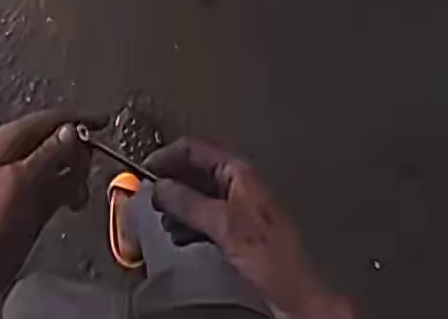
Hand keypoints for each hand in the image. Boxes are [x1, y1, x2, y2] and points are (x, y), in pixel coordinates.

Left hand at [0, 110, 93, 318]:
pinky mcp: (39, 198)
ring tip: (76, 192)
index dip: (80, 119)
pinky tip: (74, 202)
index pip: (53, 118)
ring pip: (67, 162)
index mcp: (14, 139)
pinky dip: (74, 191)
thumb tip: (71, 130)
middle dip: (78, 153)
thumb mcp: (20, 181)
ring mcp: (32, 176)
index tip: (103, 122)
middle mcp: (24, 153)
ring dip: (78, 175)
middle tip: (82, 170)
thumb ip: (48, 154)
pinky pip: (65, 185)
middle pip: (63, 139)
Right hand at [148, 139, 359, 318]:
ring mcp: (237, 206)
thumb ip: (188, 203)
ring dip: (178, 203)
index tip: (146, 168)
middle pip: (195, 169)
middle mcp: (237, 182)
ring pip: (198, 193)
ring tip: (164, 217)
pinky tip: (180, 234)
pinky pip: (204, 215)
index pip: (194, 147)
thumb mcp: (224, 225)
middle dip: (171, 180)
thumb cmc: (274, 259)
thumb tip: (160, 187)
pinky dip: (188, 221)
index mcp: (238, 170)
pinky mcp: (237, 229)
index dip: (168, 155)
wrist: (302, 299)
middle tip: (152, 193)